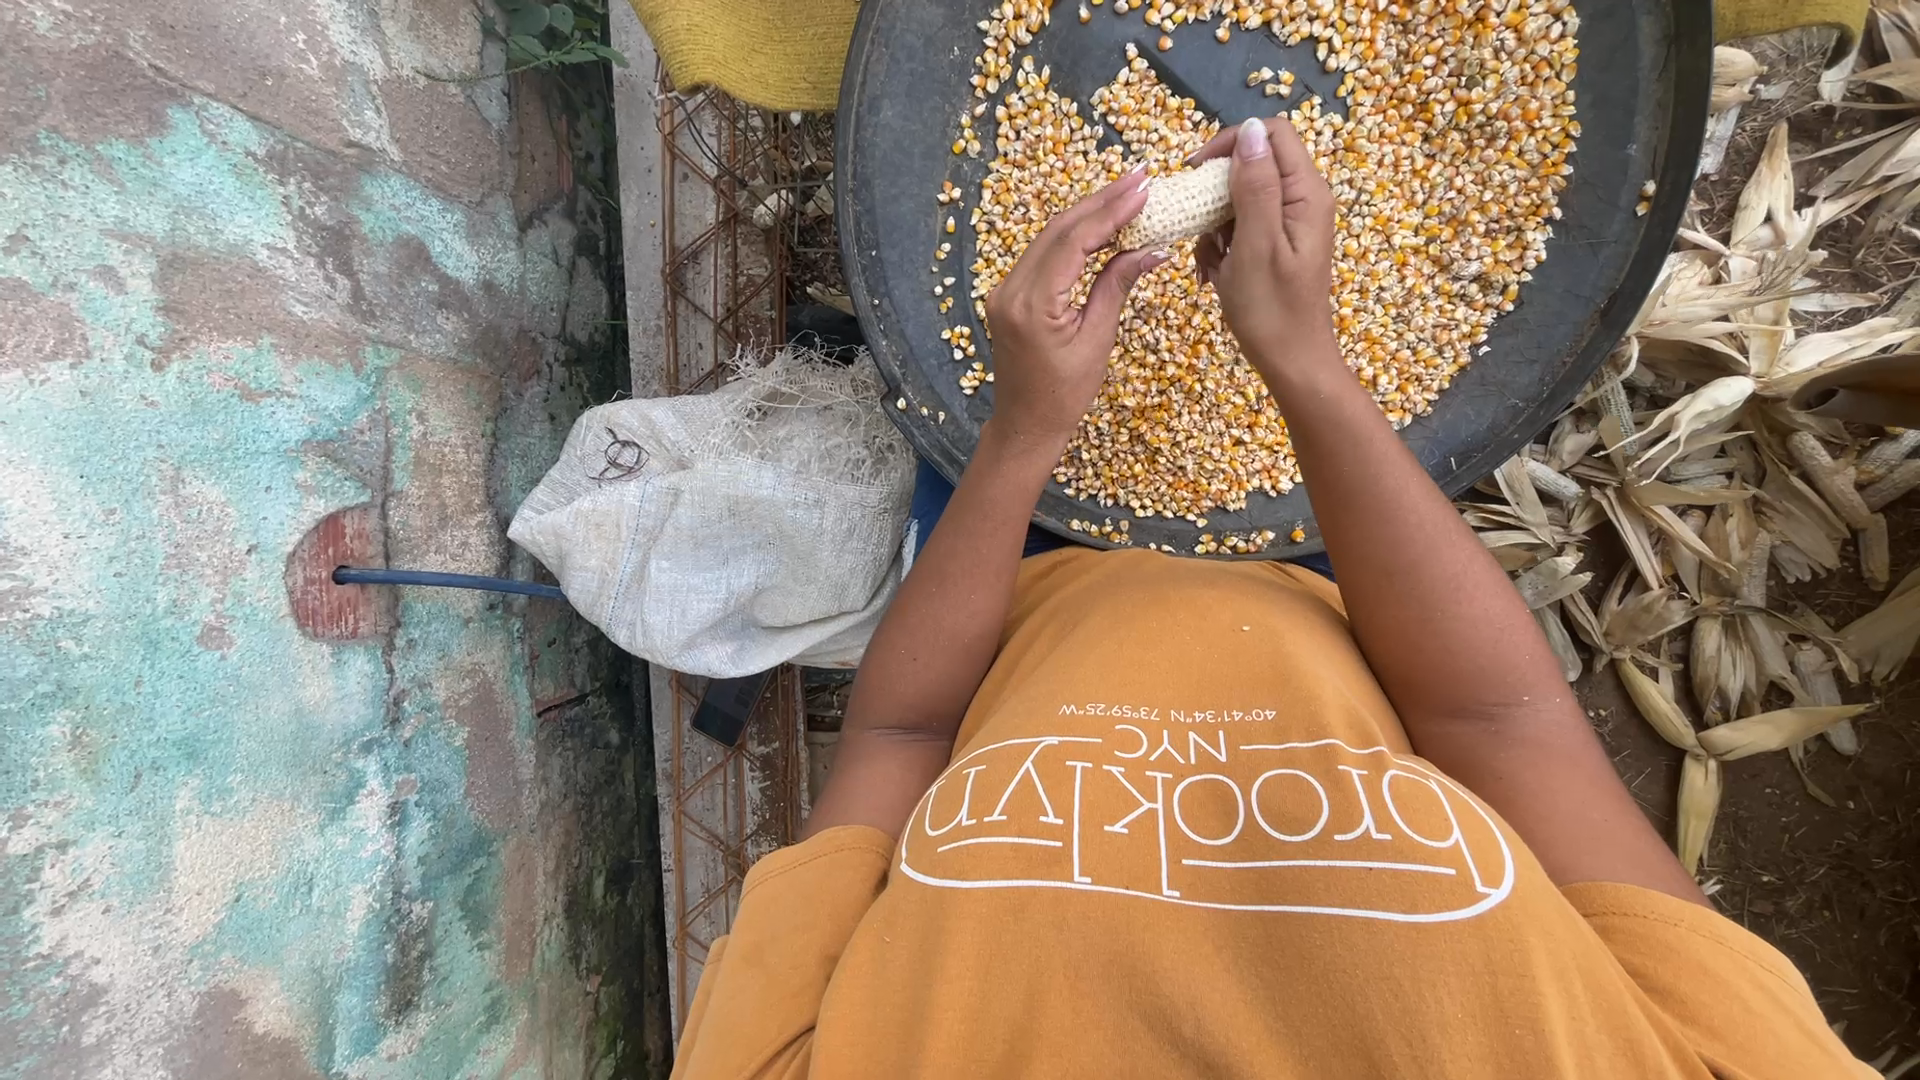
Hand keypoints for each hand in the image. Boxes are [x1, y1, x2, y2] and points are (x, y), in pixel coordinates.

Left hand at [985, 166, 1168, 445]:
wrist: (1025, 424)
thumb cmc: (1064, 395)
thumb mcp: (1097, 340)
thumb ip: (1116, 286)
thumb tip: (1151, 247)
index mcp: (1032, 305)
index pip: (1073, 242)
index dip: (1110, 211)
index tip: (1144, 188)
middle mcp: (1009, 290)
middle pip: (1058, 230)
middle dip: (1100, 201)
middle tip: (1140, 178)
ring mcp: (1003, 291)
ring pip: (1048, 238)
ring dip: (1087, 215)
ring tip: (1126, 193)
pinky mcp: (1007, 296)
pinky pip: (1041, 256)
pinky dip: (1071, 238)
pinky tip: (1099, 225)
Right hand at [1192, 116, 1340, 389]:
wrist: (1290, 361)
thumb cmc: (1271, 309)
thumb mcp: (1256, 245)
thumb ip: (1255, 185)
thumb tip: (1249, 130)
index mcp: (1305, 193)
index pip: (1270, 136)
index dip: (1230, 143)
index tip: (1193, 170)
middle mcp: (1302, 200)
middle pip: (1253, 166)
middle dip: (1216, 193)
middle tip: (1197, 230)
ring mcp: (1288, 224)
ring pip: (1240, 200)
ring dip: (1213, 226)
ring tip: (1208, 262)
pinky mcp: (1274, 246)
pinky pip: (1240, 228)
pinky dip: (1219, 246)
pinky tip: (1213, 273)